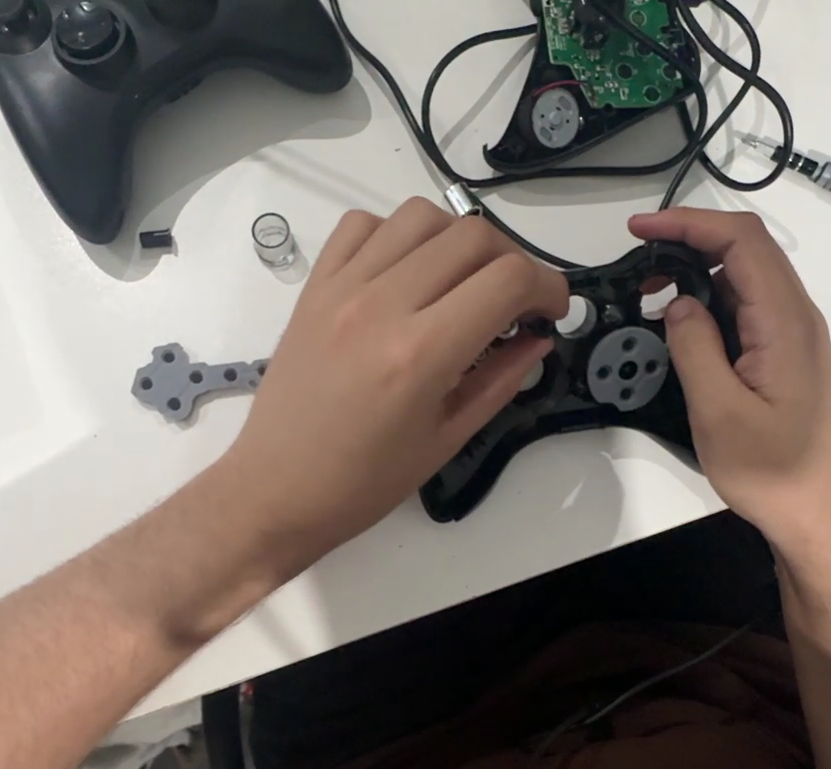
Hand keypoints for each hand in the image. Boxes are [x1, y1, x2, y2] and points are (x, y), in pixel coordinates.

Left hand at [216, 198, 569, 566]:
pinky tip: (406, 274)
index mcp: (421, 354)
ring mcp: (342, 289)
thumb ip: (498, 382)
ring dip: (459, 240)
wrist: (278, 489)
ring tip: (463, 283)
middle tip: (515, 302)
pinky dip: (397, 236)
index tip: (551, 311)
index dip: (548, 287)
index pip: (507, 280)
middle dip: (513, 261)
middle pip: (472, 236)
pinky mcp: (314, 288)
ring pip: (420, 217)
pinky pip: (363, 226)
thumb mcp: (445, 441)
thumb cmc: (364, 483)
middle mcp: (382, 305)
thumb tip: (536, 340)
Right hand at [627, 208, 830, 563]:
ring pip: (746, 279)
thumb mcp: (719, 411)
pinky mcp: (786, 358)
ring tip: (650, 295)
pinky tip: (682, 325)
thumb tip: (678, 302)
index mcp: (784, 321)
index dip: (689, 223)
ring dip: (697, 273)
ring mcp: (794, 337)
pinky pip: (747, 309)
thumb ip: (695, 348)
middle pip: (747, 250)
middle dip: (688, 241)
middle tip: (637, 266)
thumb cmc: (771, 469)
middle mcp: (796, 317)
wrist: (818, 513)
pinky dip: (710, 302)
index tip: (638, 229)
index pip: (742, 242)